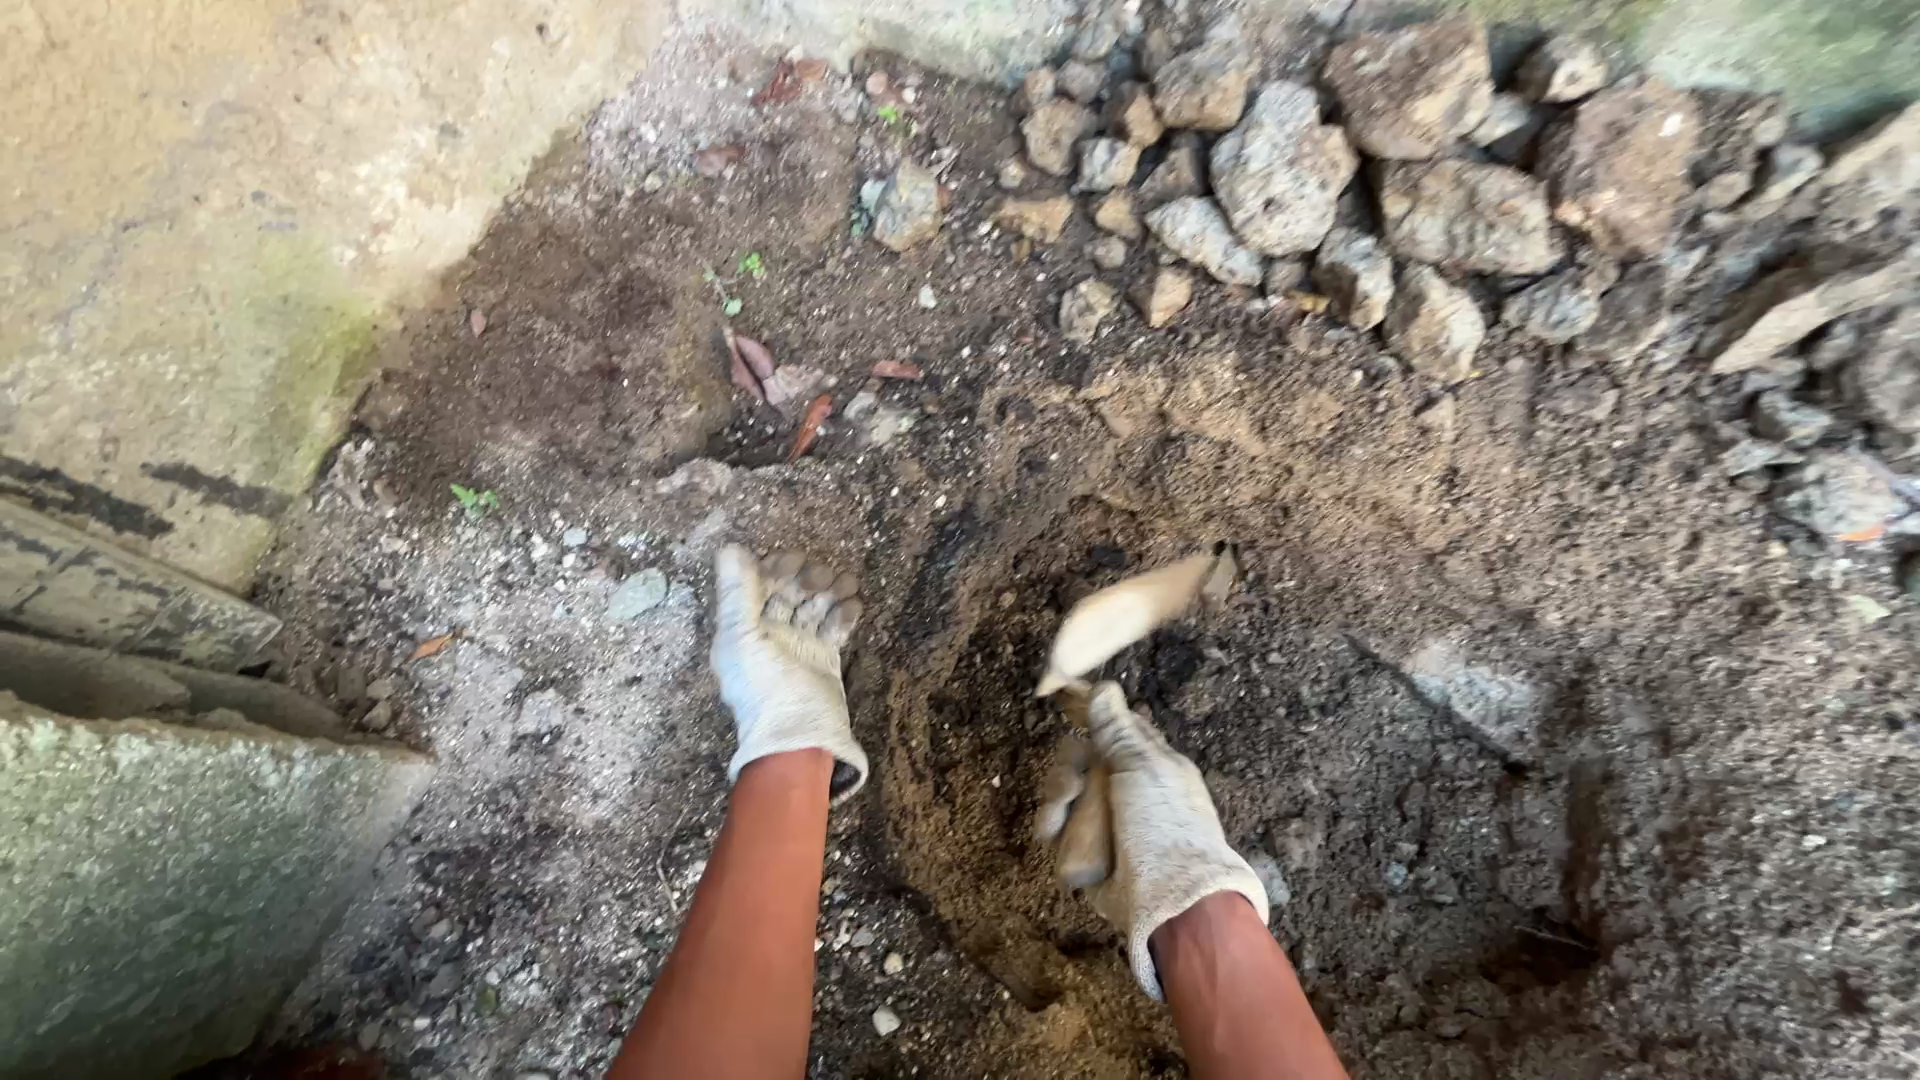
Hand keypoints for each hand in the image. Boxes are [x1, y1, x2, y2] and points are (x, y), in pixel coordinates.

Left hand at [710, 545, 868, 800]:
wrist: (800, 738)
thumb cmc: (765, 689)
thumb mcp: (742, 639)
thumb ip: (736, 593)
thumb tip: (728, 546)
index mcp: (742, 630)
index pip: (758, 586)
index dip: (775, 569)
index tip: (794, 561)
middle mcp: (769, 635)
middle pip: (790, 593)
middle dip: (808, 579)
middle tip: (824, 576)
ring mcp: (799, 647)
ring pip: (815, 607)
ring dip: (831, 592)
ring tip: (848, 584)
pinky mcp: (825, 659)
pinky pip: (834, 628)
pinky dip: (844, 614)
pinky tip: (854, 606)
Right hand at [1036, 681, 1268, 998]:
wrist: (1169, 901)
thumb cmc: (1165, 826)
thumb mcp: (1144, 768)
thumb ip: (1117, 730)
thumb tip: (1103, 687)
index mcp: (1148, 762)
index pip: (1112, 724)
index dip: (1085, 709)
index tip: (1058, 694)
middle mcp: (1124, 786)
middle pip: (1079, 757)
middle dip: (1068, 766)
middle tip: (1074, 784)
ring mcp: (1105, 819)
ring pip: (1064, 791)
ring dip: (1057, 798)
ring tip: (1061, 815)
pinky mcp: (1086, 849)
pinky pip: (1058, 827)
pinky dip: (1053, 828)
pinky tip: (1052, 832)